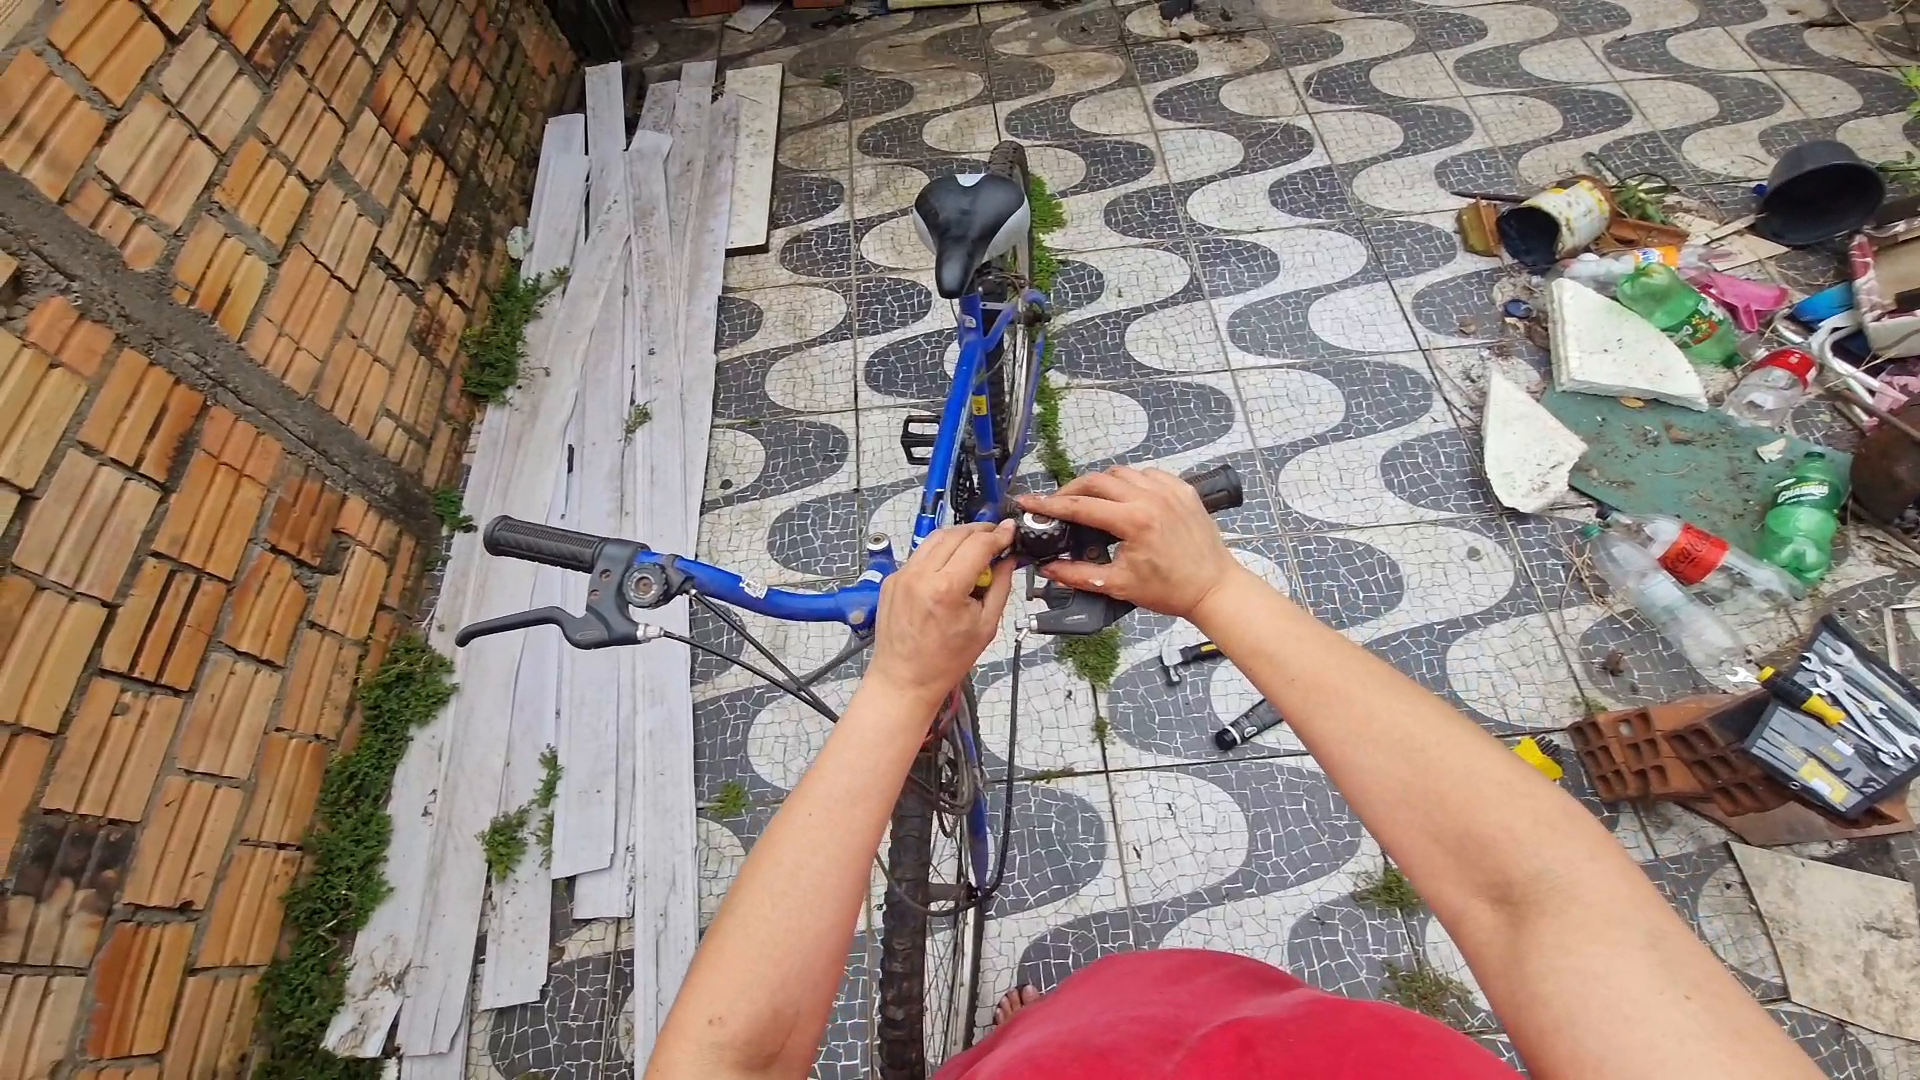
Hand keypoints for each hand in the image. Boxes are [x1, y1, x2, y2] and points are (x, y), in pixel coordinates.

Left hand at [866, 521, 1015, 703]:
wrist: (905, 679)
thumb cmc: (946, 661)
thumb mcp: (986, 626)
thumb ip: (1001, 586)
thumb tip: (1008, 559)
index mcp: (946, 588)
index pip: (978, 545)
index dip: (998, 535)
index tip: (1010, 531)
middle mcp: (920, 576)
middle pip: (955, 534)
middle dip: (980, 531)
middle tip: (997, 537)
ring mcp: (901, 575)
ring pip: (935, 538)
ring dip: (958, 537)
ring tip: (975, 548)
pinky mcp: (892, 579)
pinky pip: (920, 555)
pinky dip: (939, 553)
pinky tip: (950, 567)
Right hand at [1017, 466, 1242, 618]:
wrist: (1214, 588)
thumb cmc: (1170, 590)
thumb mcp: (1119, 585)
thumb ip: (1079, 574)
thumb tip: (1049, 569)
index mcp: (1134, 520)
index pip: (1080, 506)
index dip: (1050, 504)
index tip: (1029, 501)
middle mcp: (1151, 497)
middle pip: (1097, 480)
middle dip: (1072, 489)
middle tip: (1057, 503)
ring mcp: (1170, 490)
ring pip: (1122, 472)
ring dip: (1101, 483)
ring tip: (1090, 500)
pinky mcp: (1183, 489)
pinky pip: (1148, 474)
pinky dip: (1130, 481)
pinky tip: (1124, 497)